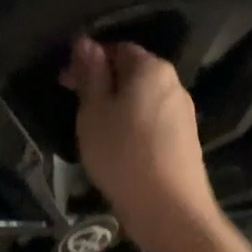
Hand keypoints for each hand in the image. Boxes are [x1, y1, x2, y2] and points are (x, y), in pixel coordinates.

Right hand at [59, 38, 217, 242]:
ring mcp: (183, 112)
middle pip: (132, 71)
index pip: (116, 47)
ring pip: (142, 98)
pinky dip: (133, 124)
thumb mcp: (93, 111)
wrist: (169, 209)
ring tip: (94, 129)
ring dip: (117, 105)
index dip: (88, 59)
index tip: (65, 82)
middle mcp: (173, 82)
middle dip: (103, 83)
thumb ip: (91, 75)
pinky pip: (153, 119)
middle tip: (76, 106)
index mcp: (150, 68)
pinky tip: (119, 147)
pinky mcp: (186, 138)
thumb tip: (85, 42)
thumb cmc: (122, 153)